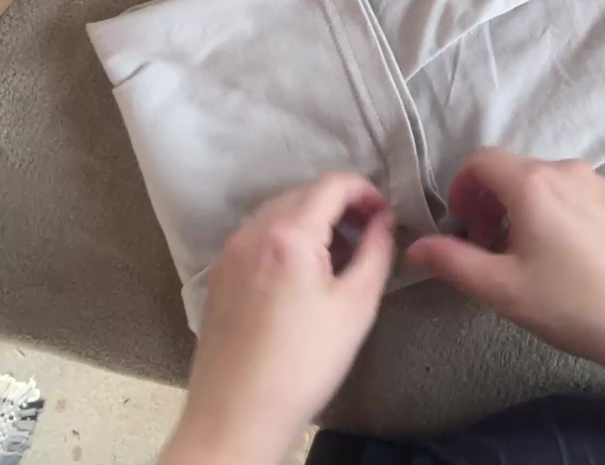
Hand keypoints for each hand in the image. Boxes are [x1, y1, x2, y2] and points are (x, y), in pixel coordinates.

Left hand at [162, 173, 395, 464]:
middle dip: (341, 204)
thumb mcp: (357, 306)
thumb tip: (385, 220)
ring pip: (280, 210)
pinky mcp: (219, 272)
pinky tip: (301, 273)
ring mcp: (231, 250)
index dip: (365, 190)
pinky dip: (286, 235)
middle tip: (367, 233)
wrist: (235, 419)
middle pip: (306, 192)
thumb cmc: (304, 364)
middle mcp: (254, 230)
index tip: (384, 215)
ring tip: (337, 255)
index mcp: (289, 233)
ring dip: (313, 218)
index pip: (333, 183)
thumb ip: (377, 251)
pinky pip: (259, 233)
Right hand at [405, 149, 604, 376]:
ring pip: (538, 182)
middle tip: (485, 249)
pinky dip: (544, 211)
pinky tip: (554, 256)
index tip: (459, 225)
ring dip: (515, 209)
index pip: (481, 160)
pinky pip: (564, 191)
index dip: (460, 187)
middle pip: (510, 170)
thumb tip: (415, 247)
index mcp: (533, 181)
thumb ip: (454, 262)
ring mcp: (594, 181)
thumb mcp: (504, 289)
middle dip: (486, 203)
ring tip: (518, 257)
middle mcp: (563, 169)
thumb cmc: (574, 303)